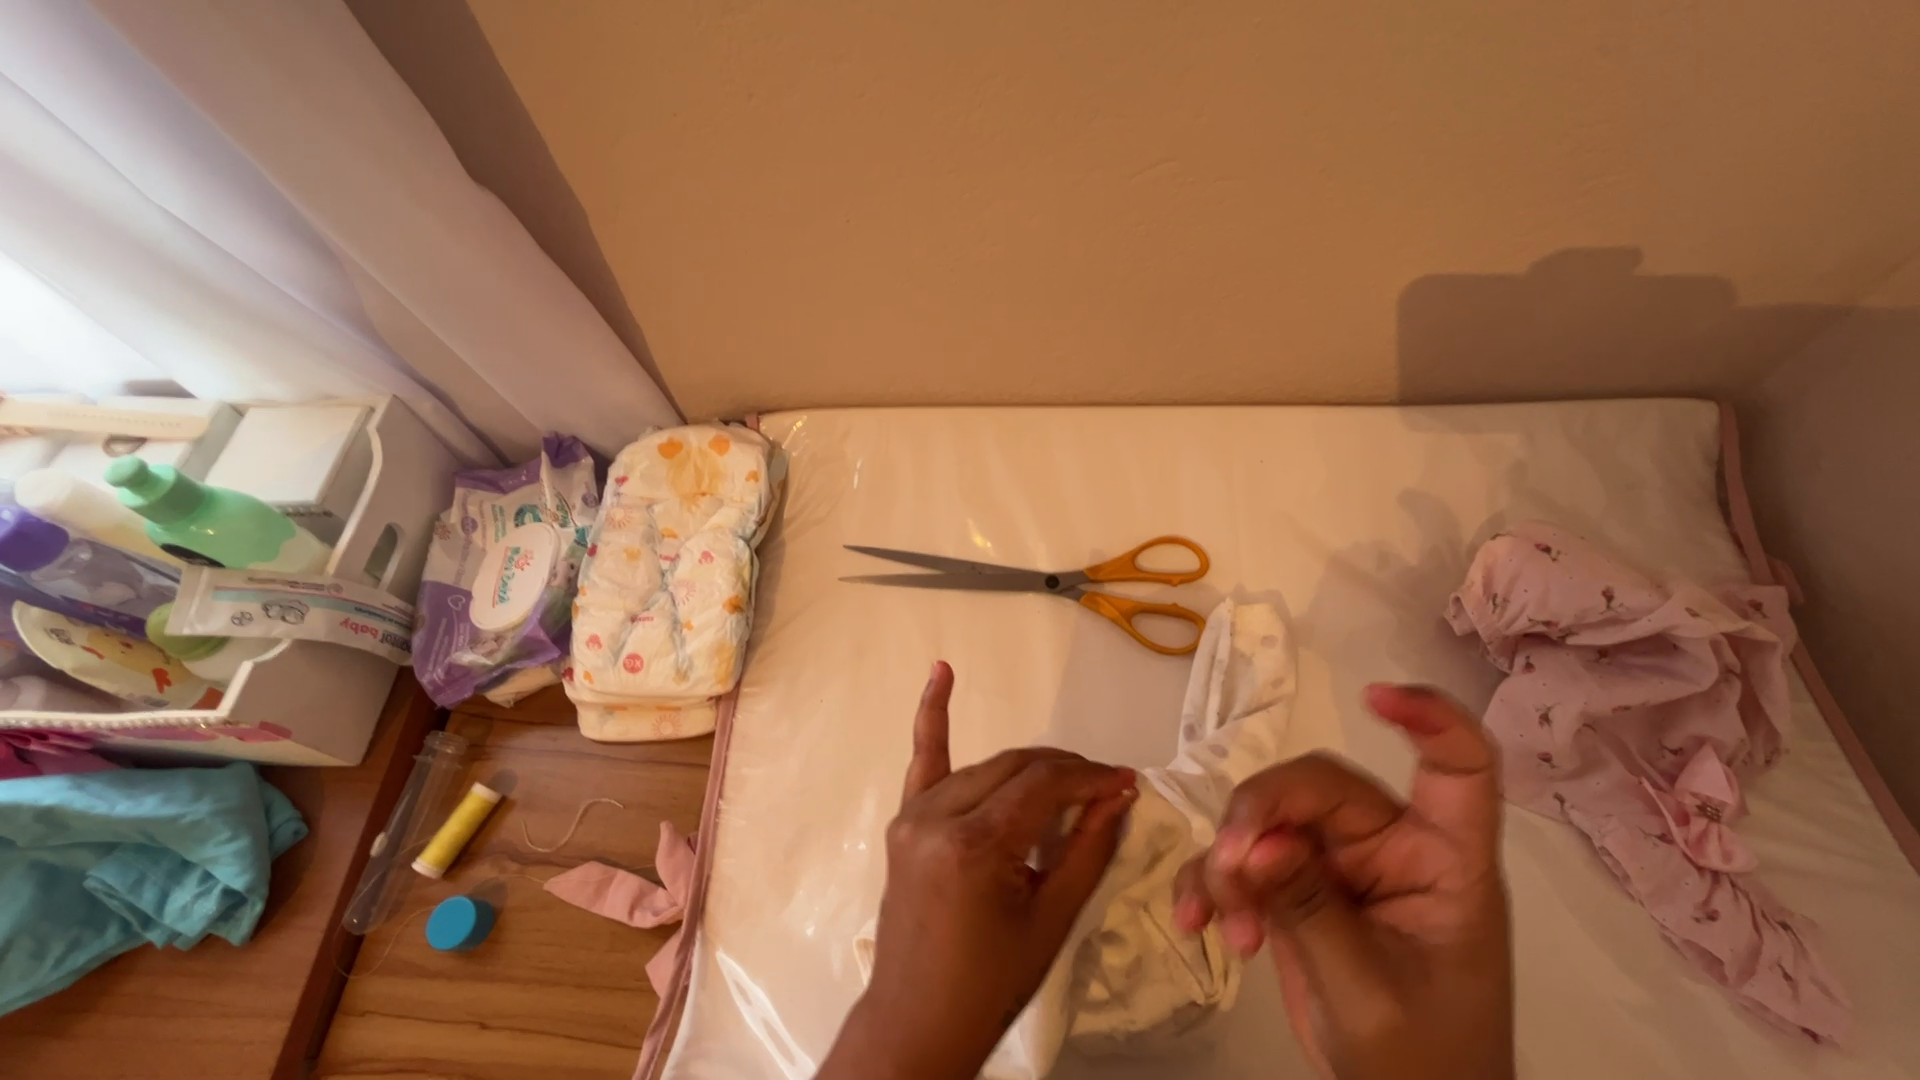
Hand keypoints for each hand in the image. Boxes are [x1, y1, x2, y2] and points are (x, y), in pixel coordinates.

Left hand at [818, 662, 1137, 1079]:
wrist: (918, 1018)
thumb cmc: (991, 981)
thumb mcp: (1052, 918)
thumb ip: (1087, 848)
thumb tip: (1118, 793)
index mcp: (974, 845)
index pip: (1043, 786)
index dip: (1089, 778)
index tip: (1126, 780)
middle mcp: (937, 817)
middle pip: (1015, 767)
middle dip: (1065, 770)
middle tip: (1106, 783)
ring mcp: (913, 815)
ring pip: (985, 766)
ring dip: (1028, 767)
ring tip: (1069, 779)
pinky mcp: (904, 820)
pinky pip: (923, 759)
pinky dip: (932, 714)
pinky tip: (942, 671)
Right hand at [1173, 684, 1513, 1079]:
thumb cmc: (1423, 1064)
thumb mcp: (1371, 996)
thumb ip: (1313, 913)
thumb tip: (1258, 840)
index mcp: (1442, 862)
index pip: (1458, 768)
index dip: (1430, 720)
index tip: (1372, 695)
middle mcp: (1387, 846)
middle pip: (1316, 786)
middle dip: (1261, 815)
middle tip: (1231, 867)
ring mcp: (1334, 863)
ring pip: (1264, 819)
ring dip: (1230, 863)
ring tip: (1225, 924)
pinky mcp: (1290, 886)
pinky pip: (1239, 861)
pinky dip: (1210, 885)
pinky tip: (1197, 923)